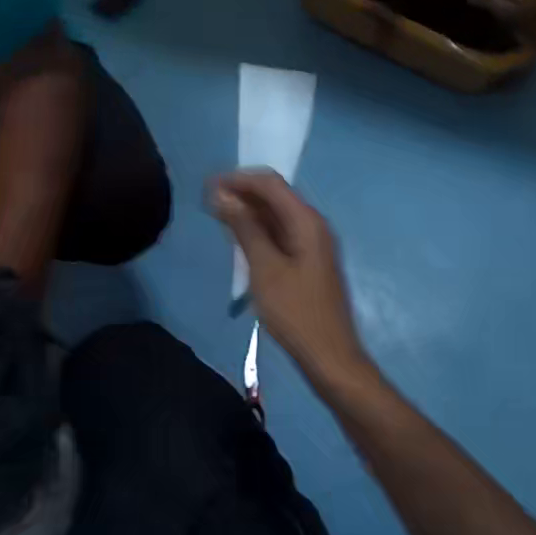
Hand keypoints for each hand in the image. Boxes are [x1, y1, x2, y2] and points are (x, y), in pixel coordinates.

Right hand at [208, 170, 371, 383]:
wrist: (329, 355)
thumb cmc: (295, 312)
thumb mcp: (265, 269)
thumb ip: (245, 228)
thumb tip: (223, 195)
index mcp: (307, 221)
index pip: (270, 183)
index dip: (238, 179)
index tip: (206, 187)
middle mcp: (313, 225)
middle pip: (275, 196)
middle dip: (242, 195)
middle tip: (207, 204)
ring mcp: (313, 244)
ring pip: (278, 217)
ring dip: (249, 214)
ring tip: (218, 220)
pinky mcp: (309, 262)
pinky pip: (281, 235)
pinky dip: (260, 233)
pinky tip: (240, 242)